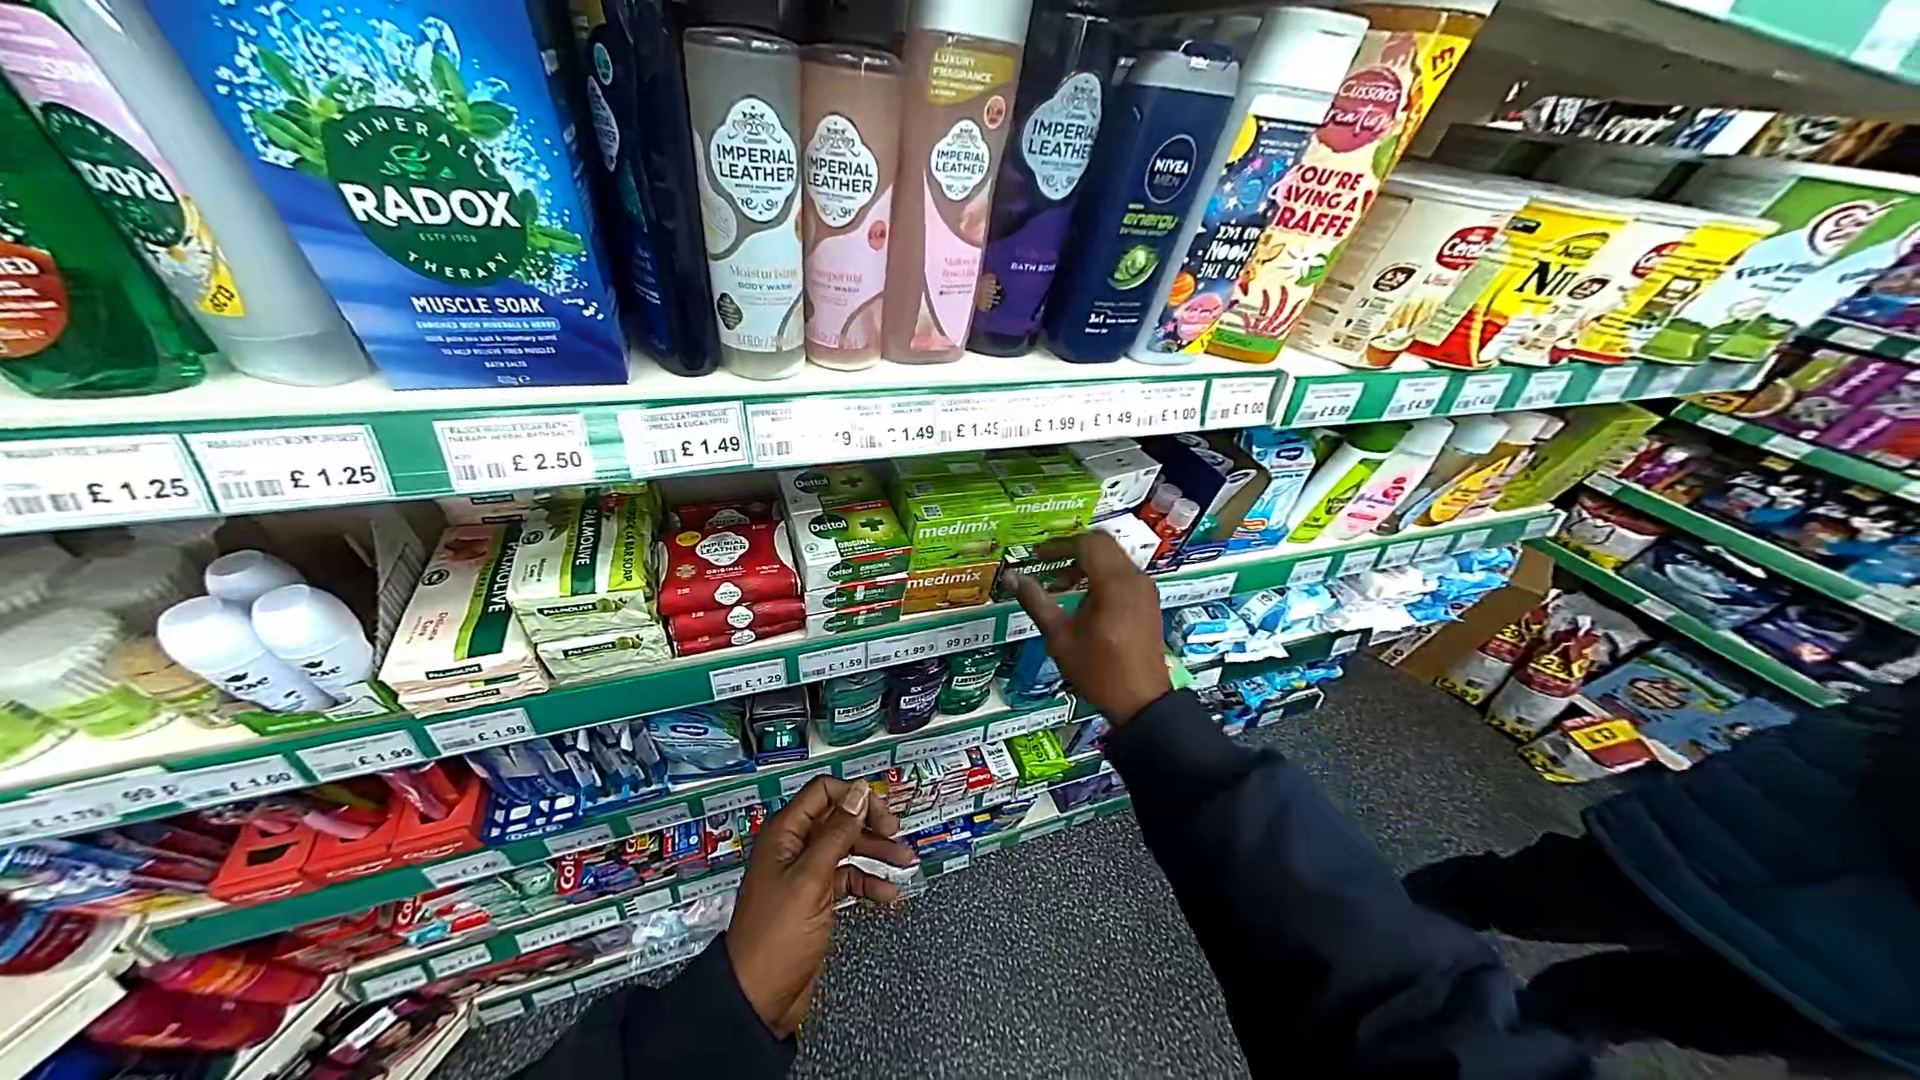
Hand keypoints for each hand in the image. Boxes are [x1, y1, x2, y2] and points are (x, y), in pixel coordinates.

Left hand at [725, 776, 916, 1037]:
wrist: (759, 1000)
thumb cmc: (774, 937)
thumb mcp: (810, 879)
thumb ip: (837, 833)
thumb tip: (859, 792)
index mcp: (785, 833)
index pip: (823, 792)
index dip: (854, 796)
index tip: (881, 812)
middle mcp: (795, 847)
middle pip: (840, 819)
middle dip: (871, 825)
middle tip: (897, 836)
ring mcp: (807, 872)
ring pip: (849, 848)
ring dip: (878, 853)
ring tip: (906, 862)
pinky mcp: (817, 898)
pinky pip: (849, 877)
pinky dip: (869, 882)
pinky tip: (888, 894)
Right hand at [1010, 531, 1170, 726]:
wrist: (1141, 702)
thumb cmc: (1098, 670)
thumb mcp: (1060, 636)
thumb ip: (1036, 602)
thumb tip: (1012, 578)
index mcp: (1114, 583)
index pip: (1086, 543)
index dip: (1058, 545)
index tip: (1038, 556)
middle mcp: (1135, 578)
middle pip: (1102, 544)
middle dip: (1072, 550)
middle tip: (1048, 565)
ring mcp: (1145, 589)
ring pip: (1113, 557)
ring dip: (1087, 564)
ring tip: (1061, 586)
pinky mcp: (1148, 601)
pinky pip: (1123, 574)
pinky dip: (1101, 576)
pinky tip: (1083, 600)